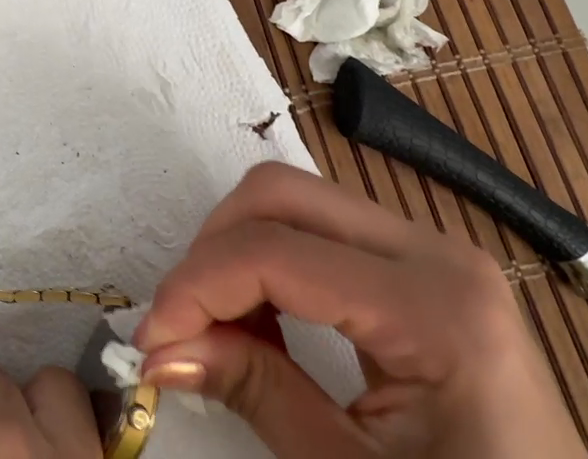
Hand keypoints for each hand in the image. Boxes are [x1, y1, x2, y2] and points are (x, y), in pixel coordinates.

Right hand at [133, 162, 587, 458]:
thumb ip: (253, 391)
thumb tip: (156, 349)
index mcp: (436, 308)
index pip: (273, 251)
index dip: (193, 287)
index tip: (150, 342)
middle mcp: (437, 252)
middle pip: (279, 195)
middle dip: (209, 253)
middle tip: (179, 327)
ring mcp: (433, 250)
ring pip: (293, 201)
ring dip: (234, 254)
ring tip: (218, 332)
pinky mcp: (423, 263)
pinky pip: (319, 228)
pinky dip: (268, 262)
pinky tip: (262, 325)